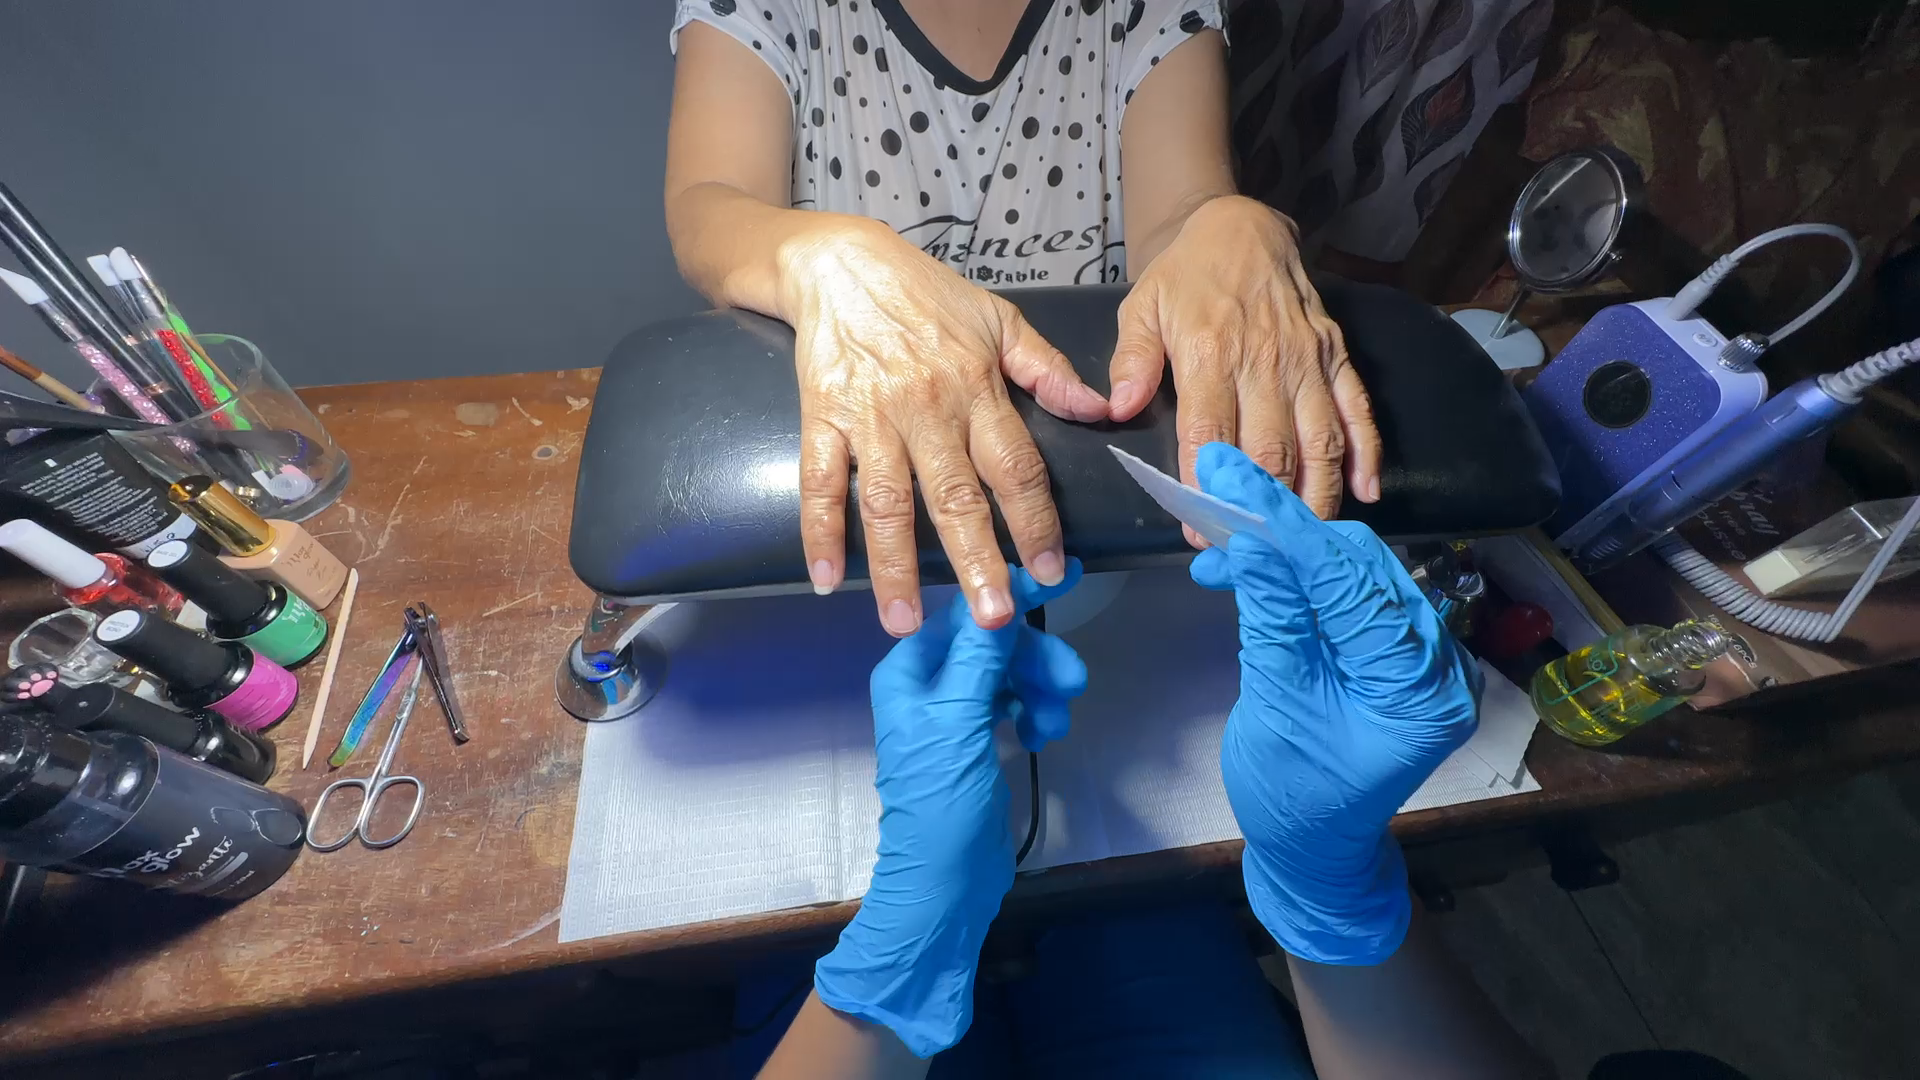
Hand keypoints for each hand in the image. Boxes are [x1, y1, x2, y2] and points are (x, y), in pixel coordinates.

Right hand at [779, 219, 1108, 636]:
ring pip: (885, 503)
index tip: (1047, 570)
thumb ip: (1047, 370)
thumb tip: (1100, 409)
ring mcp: (870, 420)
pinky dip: (818, 531)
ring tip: (904, 622)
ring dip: (894, 566)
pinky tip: (825, 580)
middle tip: (991, 617)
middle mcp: (926, 412)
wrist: (841, 263)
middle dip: (975, 560)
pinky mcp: (822, 419)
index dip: (1034, 521)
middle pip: (954, 497)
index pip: (1014, 467)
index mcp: (976, 391)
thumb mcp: (999, 319)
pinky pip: (818, 482)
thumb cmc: (926, 295)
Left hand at [816, 562, 1088, 1056]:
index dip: (1011, 595)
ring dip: (1038, 690)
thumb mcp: (961, 721)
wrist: (944, 888)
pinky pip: (1012, 702)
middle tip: (1073, 681)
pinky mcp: (978, 735)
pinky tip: (1041, 734)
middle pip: (993, 644)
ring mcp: (955, 710)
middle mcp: (929, 683)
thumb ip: (983, 654)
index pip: (965, 613)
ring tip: (1055, 722)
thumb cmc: (942, 801)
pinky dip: (1032, 711)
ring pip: (1008, 673)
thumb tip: (1003, 586)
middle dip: (1033, 659)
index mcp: (910, 669)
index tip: (1061, 575)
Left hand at [1109, 195, 1381, 526]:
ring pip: (1319, 439)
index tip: (1201, 532)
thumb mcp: (1141, 310)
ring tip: (1305, 541)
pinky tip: (1366, 494)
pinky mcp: (1335, 356)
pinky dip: (1366, 453)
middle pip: (1271, 449)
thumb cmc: (1183, 279)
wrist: (1240, 228)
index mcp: (1212, 356)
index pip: (1211, 436)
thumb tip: (1118, 408)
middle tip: (1254, 553)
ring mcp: (1307, 361)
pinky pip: (1357, 408)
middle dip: (1261, 507)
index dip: (1208, 488)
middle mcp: (1265, 363)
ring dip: (1315, 495)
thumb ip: (1132, 361)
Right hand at [1188, 444, 1478, 964]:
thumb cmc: (1293, 794)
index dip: (1286, 525)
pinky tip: (1241, 573)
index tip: (1233, 478)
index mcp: (1416, 685)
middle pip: (1357, 562)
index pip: (1349, 582)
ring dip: (1280, 551)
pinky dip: (1287, 577)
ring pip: (1345, 569)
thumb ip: (1271, 618)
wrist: (1312, 847)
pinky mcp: (1379, 649)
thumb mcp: (1276, 705)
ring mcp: (1408, 652)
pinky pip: (1334, 594)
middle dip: (1283, 526)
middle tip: (1218, 495)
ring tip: (1217, 550)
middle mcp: (1429, 657)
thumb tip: (1254, 542)